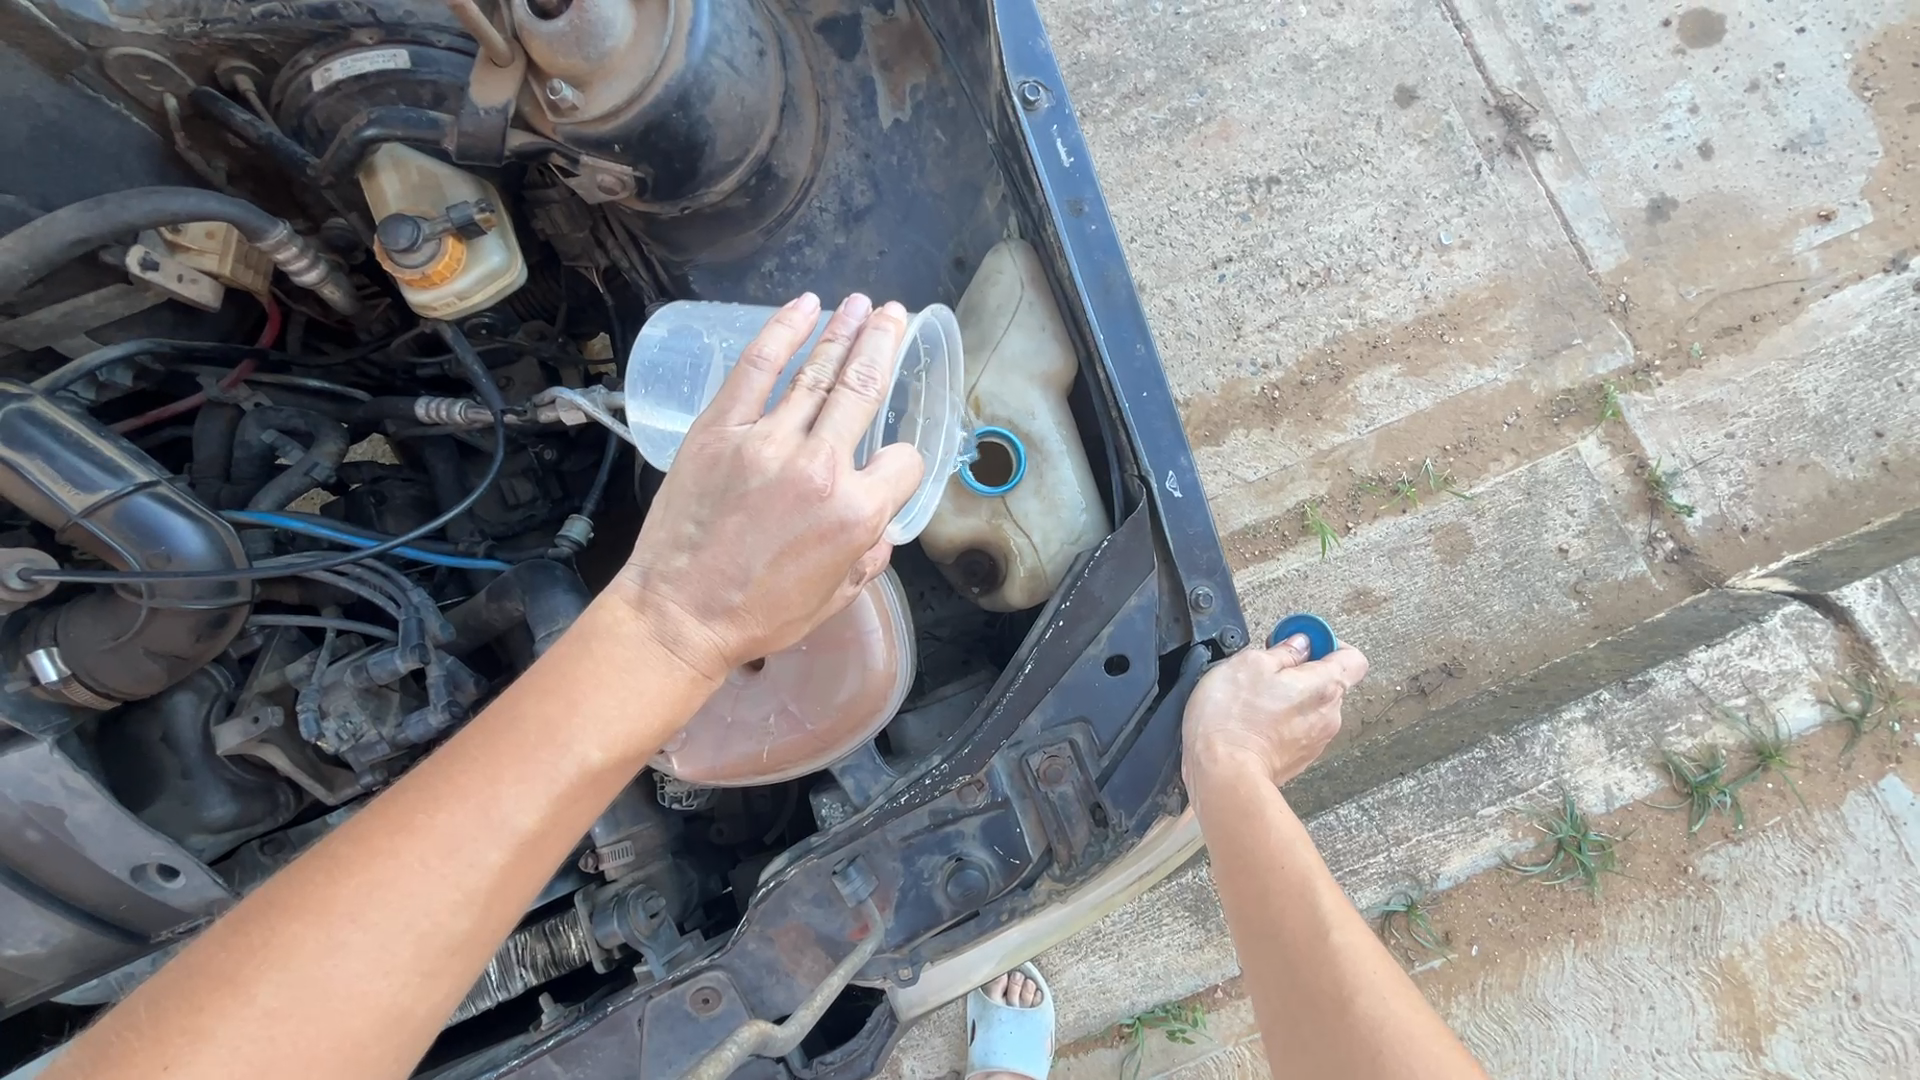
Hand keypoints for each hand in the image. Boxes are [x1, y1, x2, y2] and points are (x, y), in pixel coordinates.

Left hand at [615, 293, 923, 684]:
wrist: (680, 613)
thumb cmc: (761, 614)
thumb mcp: (836, 597)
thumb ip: (871, 557)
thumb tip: (881, 530)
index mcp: (857, 512)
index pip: (904, 461)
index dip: (904, 463)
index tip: (890, 464)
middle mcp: (821, 467)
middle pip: (865, 391)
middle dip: (886, 346)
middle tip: (896, 315)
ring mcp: (768, 441)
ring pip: (818, 373)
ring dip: (845, 331)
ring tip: (865, 304)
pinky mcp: (720, 428)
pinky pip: (757, 368)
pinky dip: (782, 332)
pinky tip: (805, 307)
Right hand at [1182, 634, 1368, 794]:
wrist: (1222, 772)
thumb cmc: (1232, 718)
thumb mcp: (1248, 663)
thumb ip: (1281, 650)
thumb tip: (1298, 643)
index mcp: (1324, 686)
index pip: (1352, 657)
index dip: (1326, 641)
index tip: (1298, 640)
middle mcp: (1329, 715)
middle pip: (1328, 681)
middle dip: (1300, 670)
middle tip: (1265, 668)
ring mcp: (1315, 740)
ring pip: (1309, 705)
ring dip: (1287, 696)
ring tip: (1252, 697)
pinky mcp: (1297, 757)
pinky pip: (1295, 728)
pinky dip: (1278, 719)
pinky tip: (1251, 719)